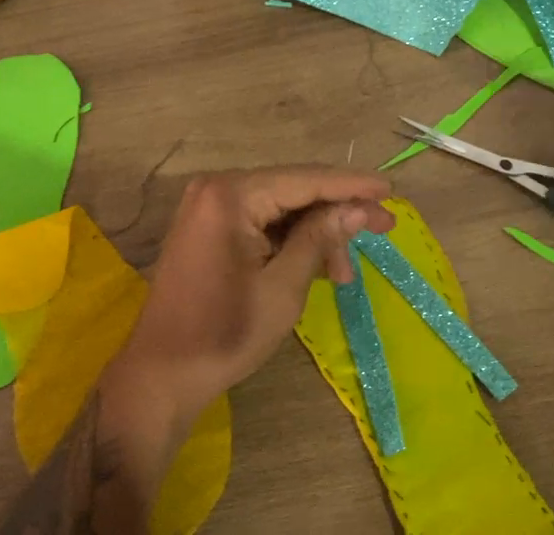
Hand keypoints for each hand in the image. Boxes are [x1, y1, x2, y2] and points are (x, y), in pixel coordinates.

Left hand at [92, 167, 390, 516]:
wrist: (162, 373)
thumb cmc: (224, 334)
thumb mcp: (283, 288)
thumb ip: (319, 239)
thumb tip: (359, 207)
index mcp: (230, 195)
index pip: (303, 180)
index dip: (350, 185)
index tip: (390, 189)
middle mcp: (215, 188)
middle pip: (291, 190)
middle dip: (337, 211)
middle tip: (384, 228)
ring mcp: (207, 207)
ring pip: (277, 208)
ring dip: (314, 233)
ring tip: (345, 272)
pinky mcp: (206, 227)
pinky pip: (258, 221)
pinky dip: (289, 240)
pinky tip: (317, 266)